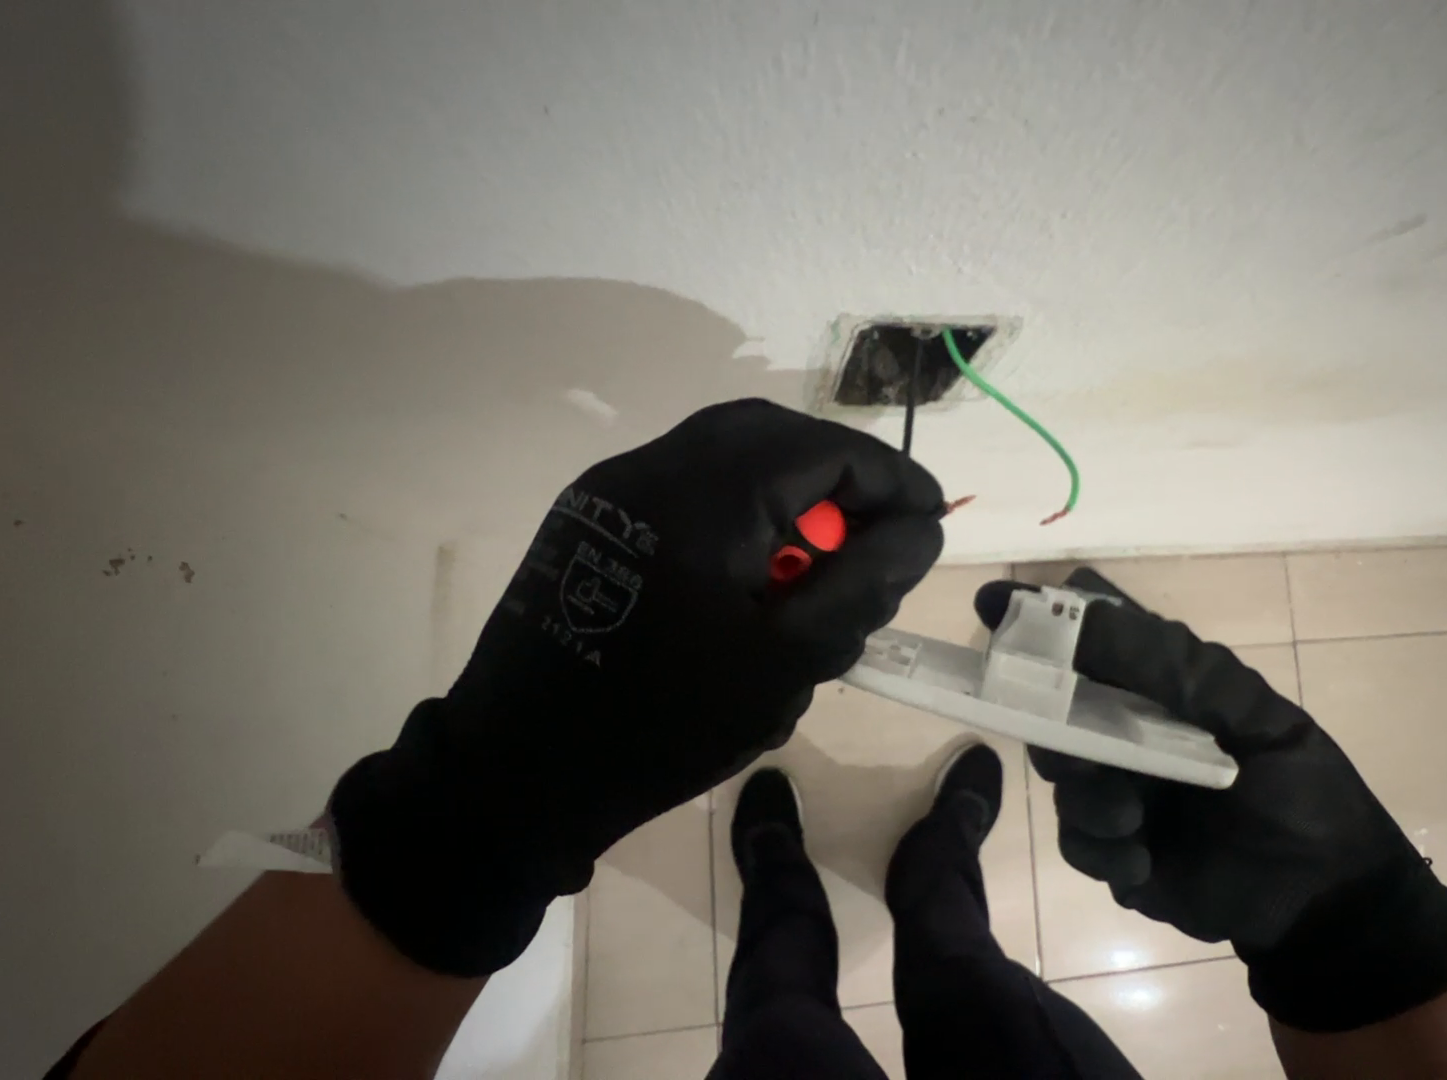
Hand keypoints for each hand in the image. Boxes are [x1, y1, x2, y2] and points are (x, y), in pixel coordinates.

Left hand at [331, 400, 944, 975]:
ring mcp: (616, 484)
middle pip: (779, 437)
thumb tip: (921, 529)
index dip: (895, 482)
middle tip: (875, 537)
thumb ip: (864, 583)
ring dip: (790, 493)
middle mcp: (657, 462)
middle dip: (841, 480)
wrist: (514, 774)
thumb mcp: (786, 660)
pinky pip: (690, 485)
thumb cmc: (664, 722)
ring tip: (814, 563)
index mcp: (709, 491)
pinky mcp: (594, 514)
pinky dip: (741, 509)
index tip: (932, 523)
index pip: (830, 451)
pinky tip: (749, 573)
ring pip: (732, 455)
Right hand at [976, 569, 1446, 1032]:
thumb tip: (1074, 603)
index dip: (1038, 620)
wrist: (1325, 898)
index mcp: (1157, 684)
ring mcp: (1116, 787)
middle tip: (1083, 751)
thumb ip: (1162, 660)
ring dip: (1088, 796)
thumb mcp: (1243, 709)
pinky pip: (1076, 841)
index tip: (991, 606)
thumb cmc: (1295, 786)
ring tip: (1135, 817)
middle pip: (1051, 708)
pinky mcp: (1114, 847)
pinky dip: (1103, 847)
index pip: (1085, 637)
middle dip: (1053, 726)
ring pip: (1058, 777)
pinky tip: (1144, 857)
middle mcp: (1125, 727)